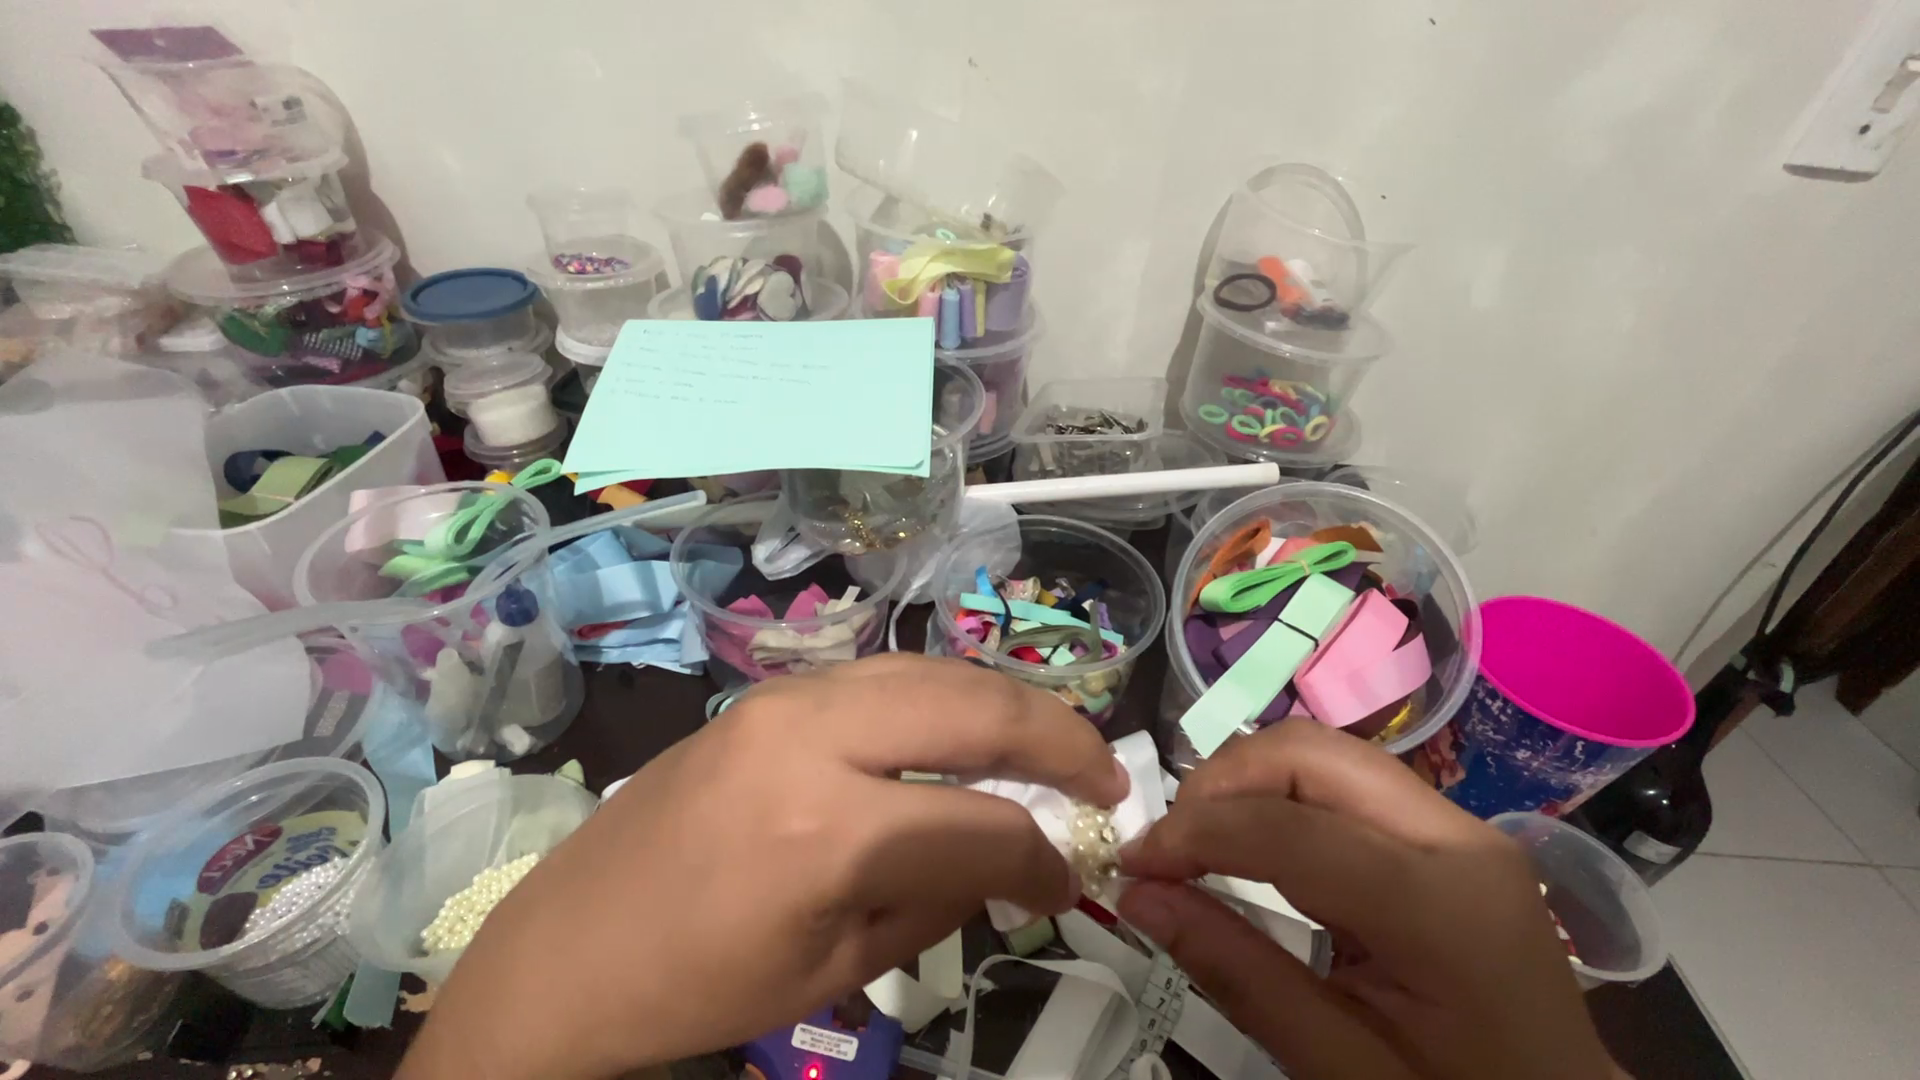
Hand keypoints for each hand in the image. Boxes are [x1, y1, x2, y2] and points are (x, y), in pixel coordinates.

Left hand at [399, 655, 1127, 1079]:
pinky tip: (970, 727)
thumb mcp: (840, 966)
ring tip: (1053, 745)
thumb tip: (1027, 857)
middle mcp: (811, 735)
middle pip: (973, 707)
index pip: (980, 822)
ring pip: (934, 671)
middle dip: (1059, 738)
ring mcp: (786, 697)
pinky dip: (947, 696)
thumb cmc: (703, 985)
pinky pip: (885, 676)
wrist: (570, 948)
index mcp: (825, 830)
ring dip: (1007, 704)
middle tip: (1106, 776)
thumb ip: (945, 895)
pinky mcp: (770, 691)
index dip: (1044, 853)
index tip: (1074, 873)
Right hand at [1118, 720, 1622, 1079]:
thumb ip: (1237, 972)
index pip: (1291, 831)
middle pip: (1309, 752)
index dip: (1195, 833)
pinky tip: (1248, 838)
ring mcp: (1455, 825)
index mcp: (1445, 910)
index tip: (1132, 862)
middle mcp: (1457, 838)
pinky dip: (1275, 793)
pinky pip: (1339, 780)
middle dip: (1219, 782)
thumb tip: (1139, 896)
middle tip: (1170, 843)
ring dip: (1244, 781)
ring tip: (1198, 840)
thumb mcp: (1342, 1069)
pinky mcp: (1441, 828)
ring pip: (1321, 751)